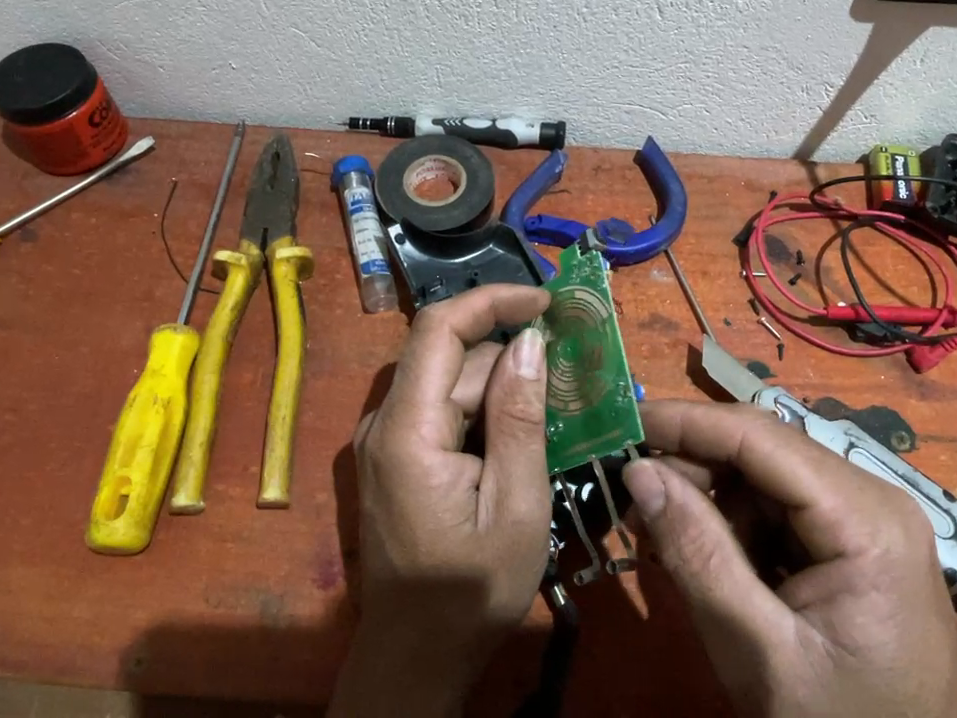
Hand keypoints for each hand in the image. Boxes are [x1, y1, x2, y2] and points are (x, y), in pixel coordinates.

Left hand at [329, 285, 552, 717]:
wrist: (415, 655)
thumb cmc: (470, 591)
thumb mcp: (516, 509)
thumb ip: (520, 420)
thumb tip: (530, 344)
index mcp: (407, 430)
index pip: (439, 329)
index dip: (492, 301)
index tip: (547, 301)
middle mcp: (385, 421)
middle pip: (449, 355)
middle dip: (510, 350)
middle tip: (571, 365)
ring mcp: (386, 438)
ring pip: (449, 379)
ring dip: (501, 379)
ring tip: (556, 399)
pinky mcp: (396, 454)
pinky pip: (442, 407)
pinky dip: (484, 405)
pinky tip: (522, 426)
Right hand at [625, 400, 956, 717]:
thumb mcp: (757, 650)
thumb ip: (698, 554)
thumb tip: (637, 470)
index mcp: (866, 518)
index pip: (760, 437)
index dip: (685, 422)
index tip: (620, 424)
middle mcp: (872, 499)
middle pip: (762, 450)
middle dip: (692, 466)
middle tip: (632, 501)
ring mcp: (866, 520)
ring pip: (763, 477)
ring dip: (708, 500)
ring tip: (664, 543)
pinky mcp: (852, 543)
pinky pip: (778, 510)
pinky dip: (732, 526)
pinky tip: (706, 560)